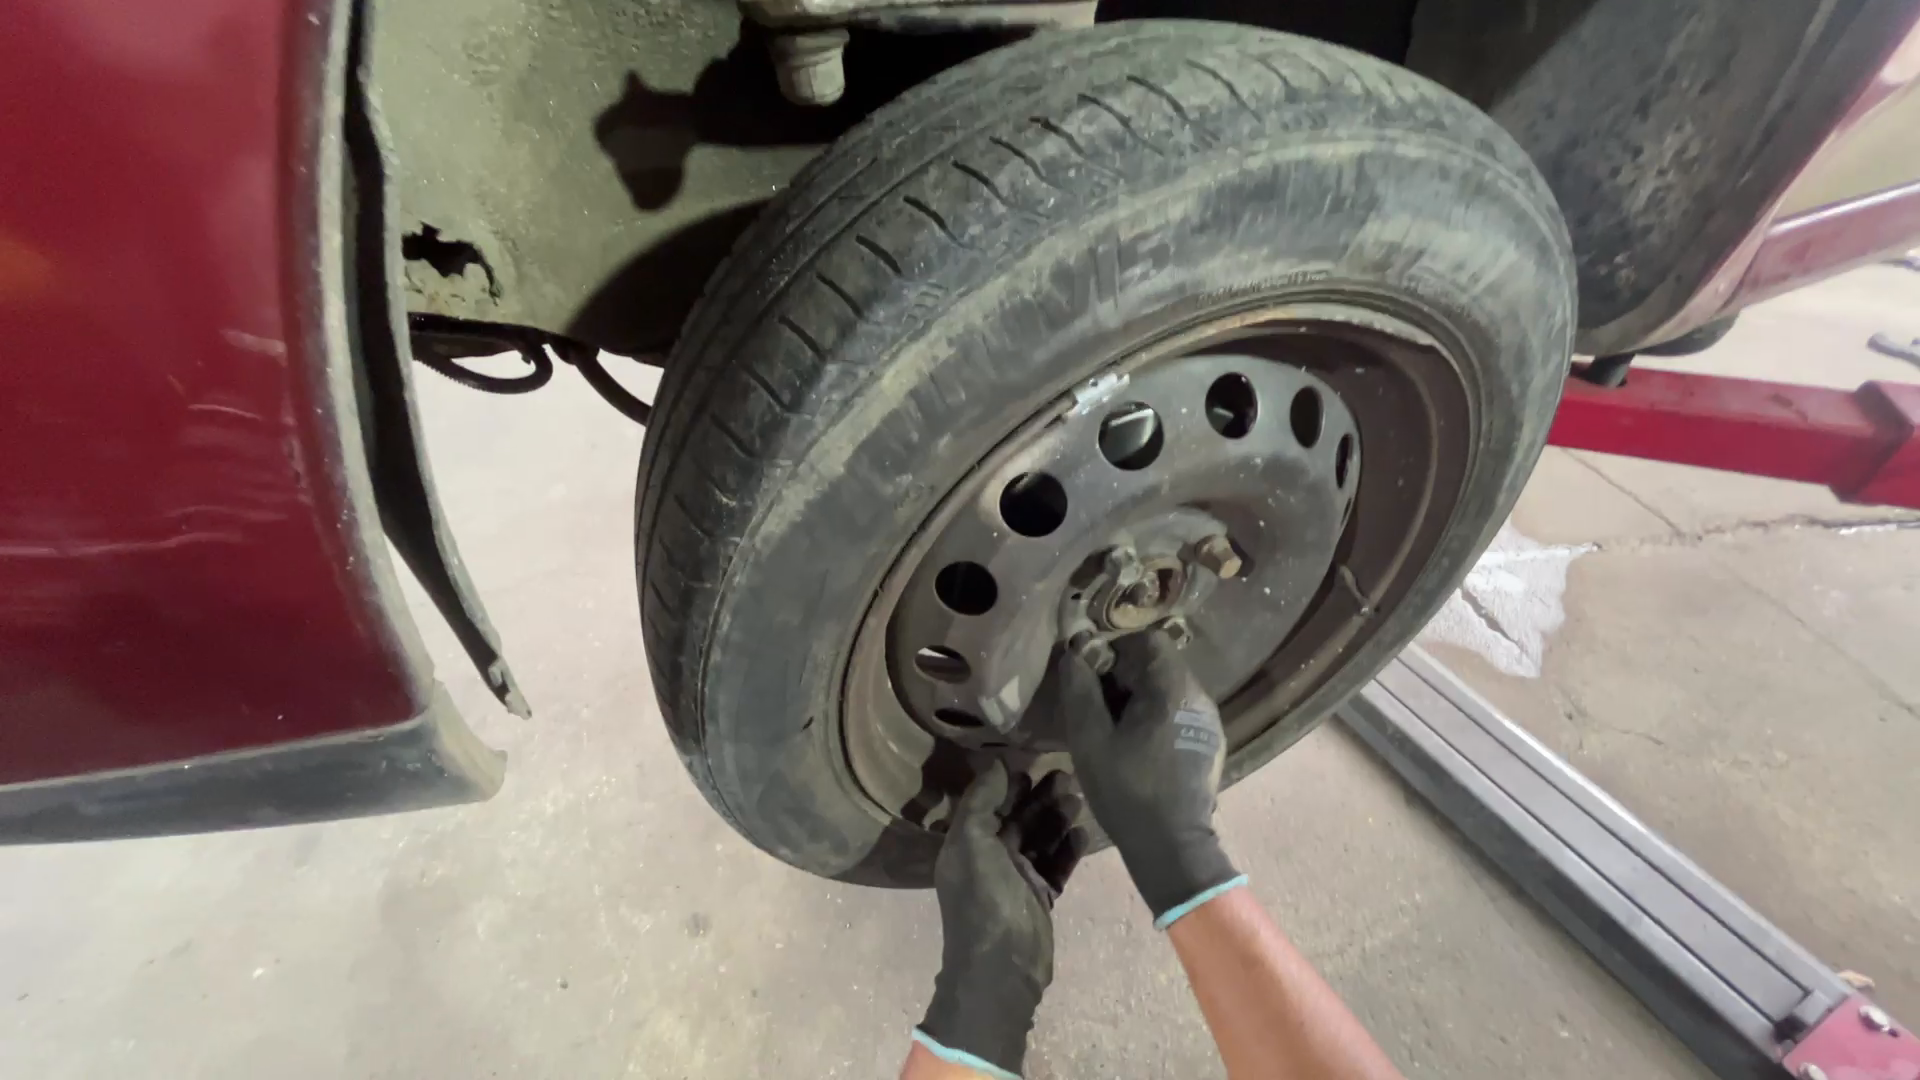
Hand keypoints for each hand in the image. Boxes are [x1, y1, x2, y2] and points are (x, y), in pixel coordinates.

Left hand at [916, 763, 1084, 1078]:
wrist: (1002, 969)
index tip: (1034, 764)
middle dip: (1040, 797)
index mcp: (967, 843)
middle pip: (1018, 818)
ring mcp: (1016, 878)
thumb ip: (981, 801)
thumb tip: (996, 764)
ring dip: (1057, 818)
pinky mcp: (1039, 896)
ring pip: (1039, 839)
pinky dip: (1067, 849)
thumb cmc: (984, 900)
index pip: (989, 803)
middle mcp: (990, 857)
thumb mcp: (973, 843)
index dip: (1010, 783)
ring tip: (1078, 799)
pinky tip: (1083, 834)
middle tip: (1067, 776)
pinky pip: (1055, 865)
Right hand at [1054, 630, 1241, 925]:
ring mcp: (1209, 720)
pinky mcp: (1210, 742)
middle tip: (1098, 705)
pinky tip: (1139, 745)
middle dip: (1125, 674)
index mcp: (1173, 689)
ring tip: (1115, 727)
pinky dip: (1156, 714)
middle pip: (1160, 662)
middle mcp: (1199, 696)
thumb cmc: (1127, 790)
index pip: (1148, 639)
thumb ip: (1080, 690)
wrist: (1172, 847)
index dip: (1116, 650)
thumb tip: (1074, 653)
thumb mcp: (1090, 739)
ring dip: (1140, 695)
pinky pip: (1179, 709)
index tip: (1094, 677)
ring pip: (1169, 686)